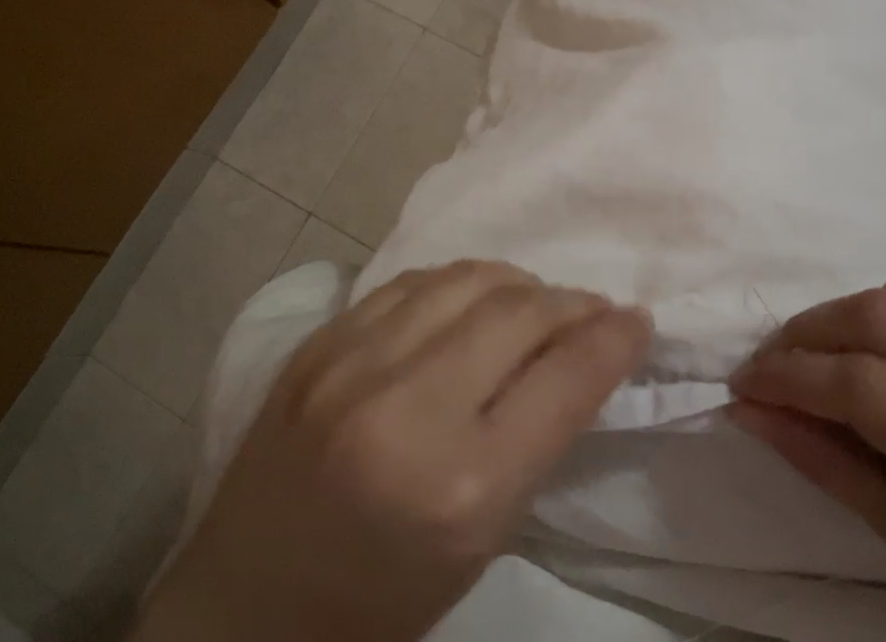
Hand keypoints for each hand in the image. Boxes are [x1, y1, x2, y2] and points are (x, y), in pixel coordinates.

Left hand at [136, 261, 650, 641]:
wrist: (247, 606)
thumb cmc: (385, 595)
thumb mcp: (484, 538)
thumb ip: (538, 439)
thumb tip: (586, 356)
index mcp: (462, 484)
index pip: (566, 377)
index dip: (616, 338)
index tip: (638, 321)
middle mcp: (406, 408)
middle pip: (521, 311)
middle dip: (573, 304)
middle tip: (592, 315)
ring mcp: (350, 365)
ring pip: (468, 279)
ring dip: (519, 284)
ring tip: (534, 305)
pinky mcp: (316, 344)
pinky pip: (411, 283)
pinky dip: (459, 285)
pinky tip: (469, 304)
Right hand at [727, 278, 885, 641]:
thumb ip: (825, 464)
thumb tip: (748, 408)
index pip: (868, 387)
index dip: (791, 375)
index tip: (745, 383)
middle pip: (884, 316)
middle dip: (807, 329)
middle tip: (771, 359)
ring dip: (839, 314)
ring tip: (813, 350)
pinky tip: (882, 351)